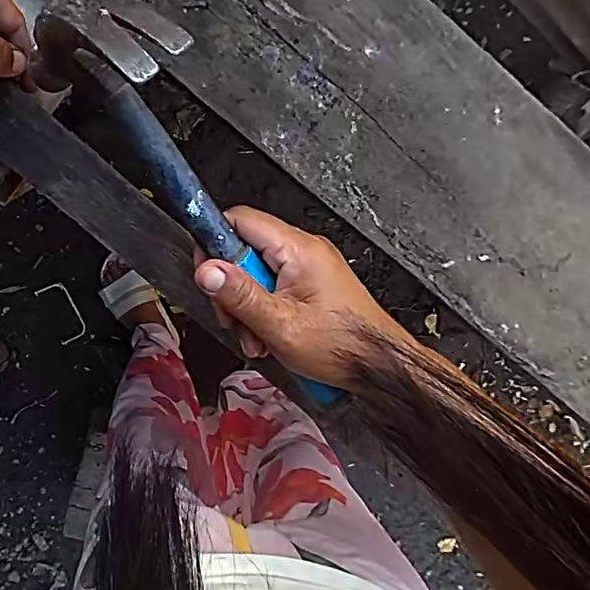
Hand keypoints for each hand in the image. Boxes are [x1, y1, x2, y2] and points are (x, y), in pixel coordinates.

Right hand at [192, 207, 417, 387]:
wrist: (381, 368)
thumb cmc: (345, 347)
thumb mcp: (281, 325)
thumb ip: (239, 296)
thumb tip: (207, 271)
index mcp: (299, 249)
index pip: (239, 220)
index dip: (215, 245)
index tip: (209, 275)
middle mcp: (305, 250)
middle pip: (244, 250)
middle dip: (232, 288)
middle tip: (236, 318)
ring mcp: (308, 266)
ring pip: (255, 273)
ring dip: (246, 306)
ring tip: (257, 335)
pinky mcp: (310, 282)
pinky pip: (272, 286)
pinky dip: (263, 310)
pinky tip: (269, 334)